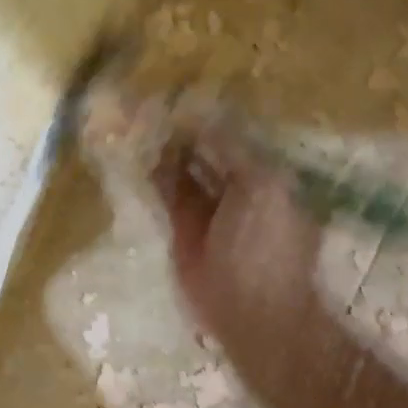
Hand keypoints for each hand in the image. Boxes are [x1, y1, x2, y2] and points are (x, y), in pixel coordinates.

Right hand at [149, 120, 329, 398]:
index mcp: (266, 177)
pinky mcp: (181, 232)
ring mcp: (207, 211)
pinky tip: (139, 153)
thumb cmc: (268, 246)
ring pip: (184, 171)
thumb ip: (231, 149)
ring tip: (140, 122)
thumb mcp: (261, 186)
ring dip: (165, 151)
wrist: (255, 311)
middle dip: (184, 132)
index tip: (183, 96)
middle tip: (154, 104)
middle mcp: (236, 190)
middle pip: (206, 152)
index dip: (210, 118)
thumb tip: (203, 115)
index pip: (234, 138)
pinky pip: (167, 195)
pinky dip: (155, 176)